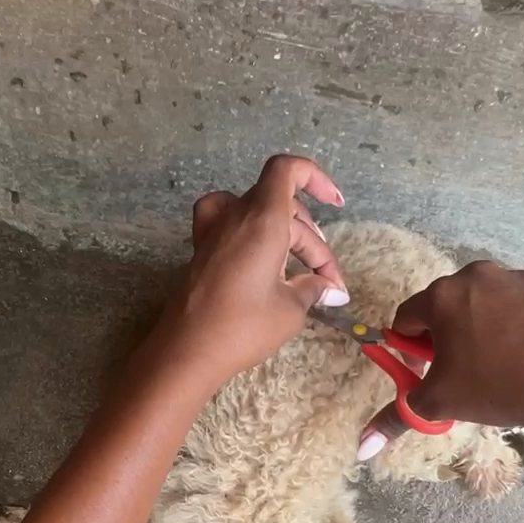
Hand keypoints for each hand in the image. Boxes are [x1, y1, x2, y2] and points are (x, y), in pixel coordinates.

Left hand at [143, 155, 350, 387]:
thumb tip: (329, 290)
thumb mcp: (290, 311)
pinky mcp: (201, 252)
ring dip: (285, 239)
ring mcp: (213, 233)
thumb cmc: (243, 328)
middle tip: (326, 284)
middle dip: (311, 242)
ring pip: (259, 218)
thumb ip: (312, 290)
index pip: (287, 171)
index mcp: (263, 219)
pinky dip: (248, 233)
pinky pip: (228, 226)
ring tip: (300, 274)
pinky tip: (254, 252)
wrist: (187, 351)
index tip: (336, 205)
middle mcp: (236, 217)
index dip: (315, 178)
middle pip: (283, 208)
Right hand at [382, 261, 523, 436]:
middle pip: (443, 307)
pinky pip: (514, 303)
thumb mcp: (440, 404)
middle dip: (443, 337)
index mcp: (441, 297)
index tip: (426, 371)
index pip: (406, 319)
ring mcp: (513, 275)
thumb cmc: (497, 388)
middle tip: (461, 371)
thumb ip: (396, 418)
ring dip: (476, 328)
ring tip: (496, 364)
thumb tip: (362, 448)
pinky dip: (510, 324)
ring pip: (480, 303)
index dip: (409, 349)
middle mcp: (474, 275)